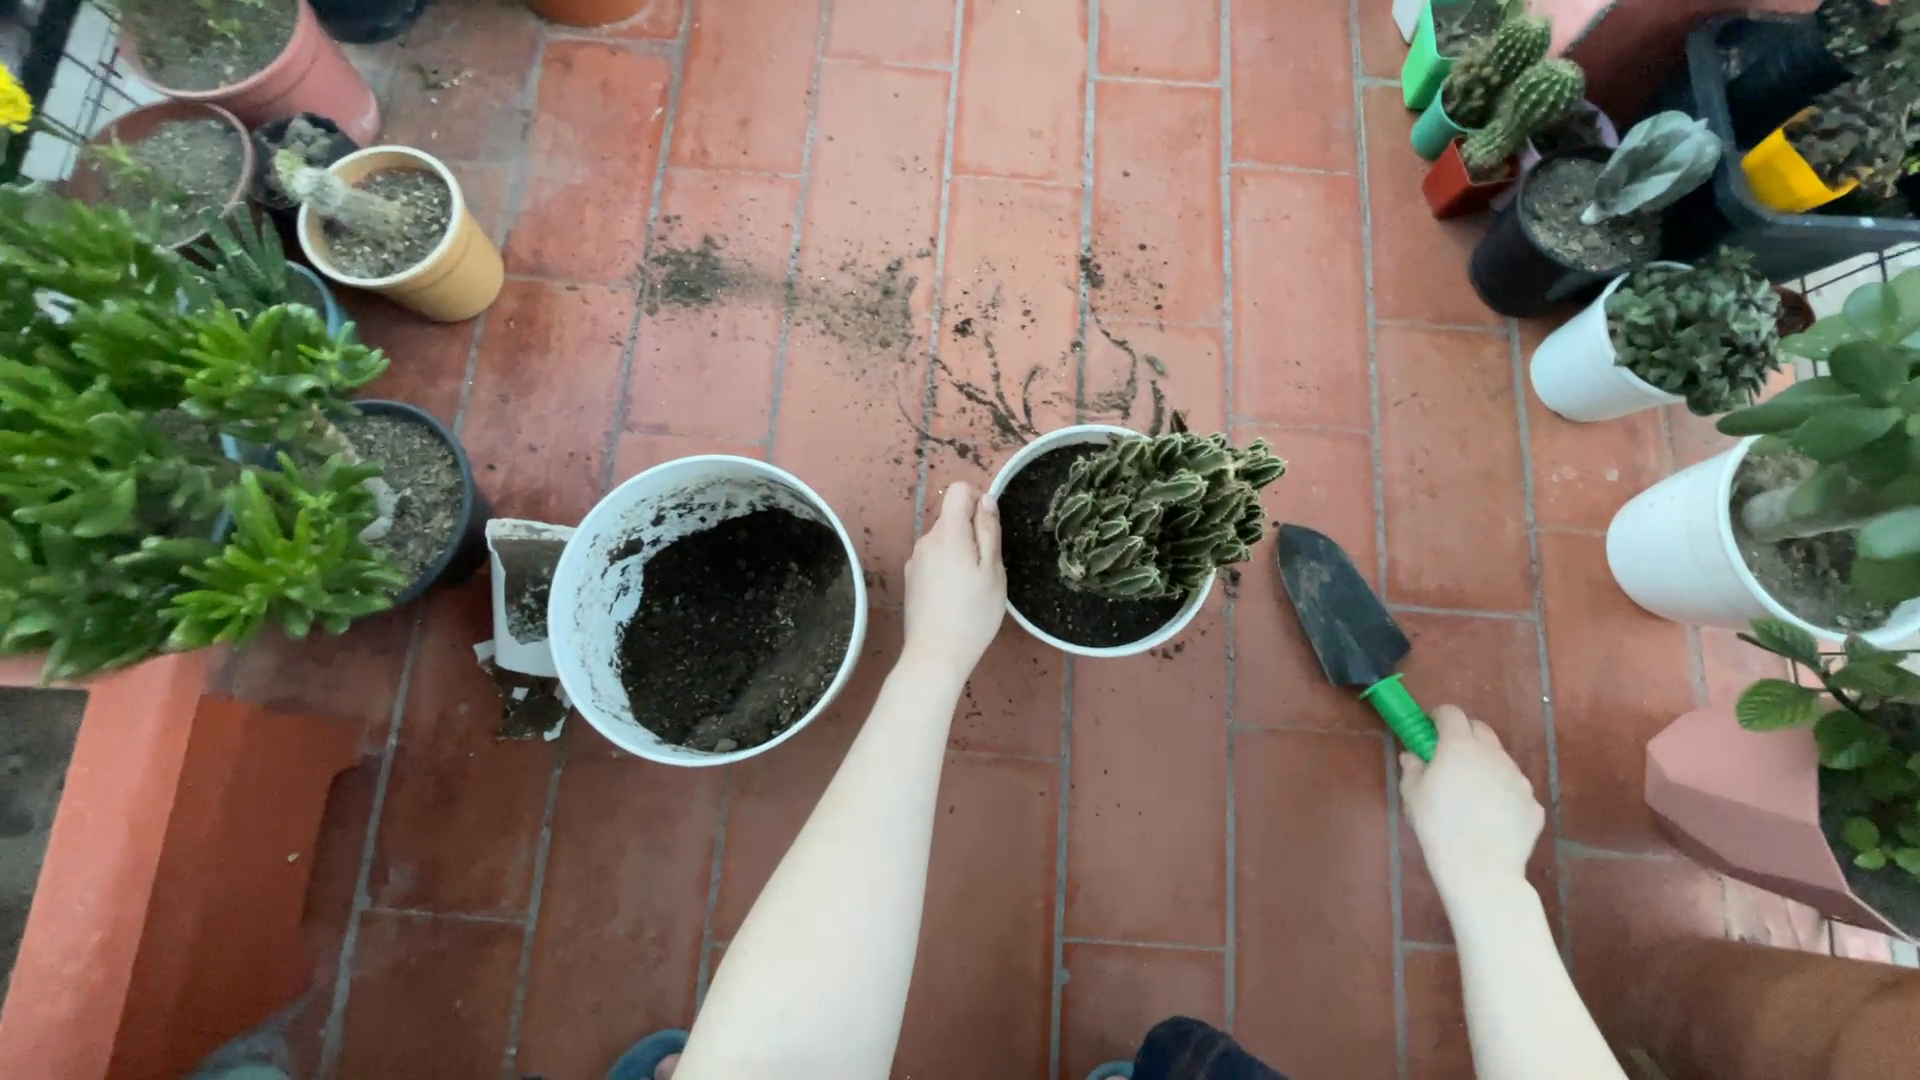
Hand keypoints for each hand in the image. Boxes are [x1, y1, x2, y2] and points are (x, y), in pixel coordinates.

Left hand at [903, 482, 1005, 678]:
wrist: (935, 655)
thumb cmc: (973, 614)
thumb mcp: (992, 571)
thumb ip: (988, 531)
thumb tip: (985, 499)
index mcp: (947, 533)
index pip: (958, 491)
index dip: (978, 500)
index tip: (990, 529)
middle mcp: (926, 541)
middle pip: (951, 519)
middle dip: (972, 533)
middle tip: (987, 569)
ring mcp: (915, 561)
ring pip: (944, 541)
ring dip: (960, 553)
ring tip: (972, 588)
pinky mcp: (911, 579)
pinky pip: (934, 560)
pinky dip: (947, 568)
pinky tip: (955, 598)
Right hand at [1400, 706, 1543, 904]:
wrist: (1480, 866)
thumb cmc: (1437, 823)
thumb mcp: (1412, 793)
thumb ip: (1412, 768)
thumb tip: (1414, 757)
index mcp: (1460, 746)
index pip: (1451, 713)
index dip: (1438, 716)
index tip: (1429, 729)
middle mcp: (1493, 755)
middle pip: (1481, 729)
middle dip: (1464, 733)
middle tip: (1448, 754)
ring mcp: (1519, 780)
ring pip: (1500, 759)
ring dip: (1484, 763)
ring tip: (1471, 790)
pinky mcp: (1534, 805)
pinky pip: (1514, 789)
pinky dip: (1502, 792)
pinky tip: (1490, 816)